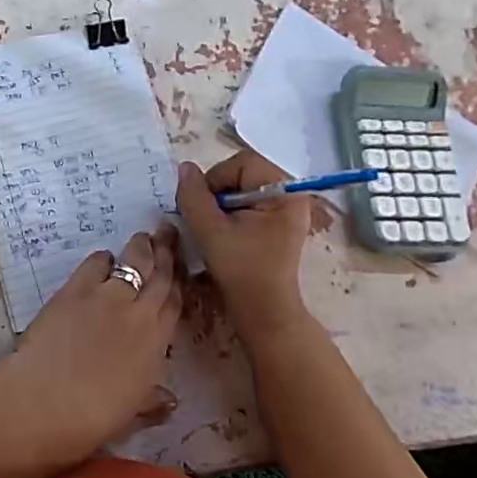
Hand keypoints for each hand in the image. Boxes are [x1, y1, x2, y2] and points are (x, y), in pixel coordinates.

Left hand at [0, 225, 182, 456]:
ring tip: (145, 236)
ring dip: (141, 247)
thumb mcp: (129, 416)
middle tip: (168, 233)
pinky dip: (103, 258)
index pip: (175, 304)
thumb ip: (151, 404)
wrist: (46, 402)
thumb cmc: (91, 419)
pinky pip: (96, 263)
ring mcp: (108, 296)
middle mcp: (139, 313)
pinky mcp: (77, 288)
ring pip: (134, 261)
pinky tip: (103, 258)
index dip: (179, 283)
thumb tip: (170, 402)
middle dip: (167, 252)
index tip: (180, 269)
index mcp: (156, 345)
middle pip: (160, 275)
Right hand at [175, 151, 311, 341]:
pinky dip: (231, 213)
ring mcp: (286, 210)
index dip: (216, 179)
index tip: (201, 206)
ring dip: (222, 203)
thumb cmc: (241, 271)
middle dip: (218, 192)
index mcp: (284, 192)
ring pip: (243, 189)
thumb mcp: (209, 230)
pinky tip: (223, 233)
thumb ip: (194, 196)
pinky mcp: (278, 224)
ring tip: (212, 227)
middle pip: (243, 173)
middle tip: (205, 218)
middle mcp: (291, 195)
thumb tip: (185, 168)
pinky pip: (249, 203)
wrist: (264, 313)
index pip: (242, 163)